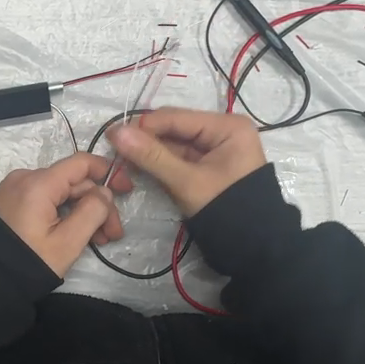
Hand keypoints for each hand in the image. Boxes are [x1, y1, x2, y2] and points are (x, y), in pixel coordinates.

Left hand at [0, 153, 129, 275]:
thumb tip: (105, 192)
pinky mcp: (10, 201)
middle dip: (97, 205)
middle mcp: (25, 178)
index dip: (108, 172)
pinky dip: (62, 212)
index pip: (82, 163)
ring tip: (98, 240)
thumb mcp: (68, 242)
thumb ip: (93, 211)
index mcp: (38, 183)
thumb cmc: (30, 263)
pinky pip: (44, 199)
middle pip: (73, 182)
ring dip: (82, 211)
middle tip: (112, 235)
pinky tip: (75, 233)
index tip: (127, 190)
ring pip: (60, 192)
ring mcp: (15, 188)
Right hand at [106, 107, 265, 216]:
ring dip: (148, 153)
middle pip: (173, 128)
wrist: (251, 246)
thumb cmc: (224, 209)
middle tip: (114, 151)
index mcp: (227, 127)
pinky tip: (137, 168)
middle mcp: (222, 131)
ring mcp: (214, 149)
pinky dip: (158, 163)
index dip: (143, 126)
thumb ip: (151, 156)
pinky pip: (177, 158)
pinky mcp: (206, 166)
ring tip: (121, 162)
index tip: (112, 136)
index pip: (176, 117)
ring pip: (172, 144)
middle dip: (144, 140)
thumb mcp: (186, 182)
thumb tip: (116, 132)